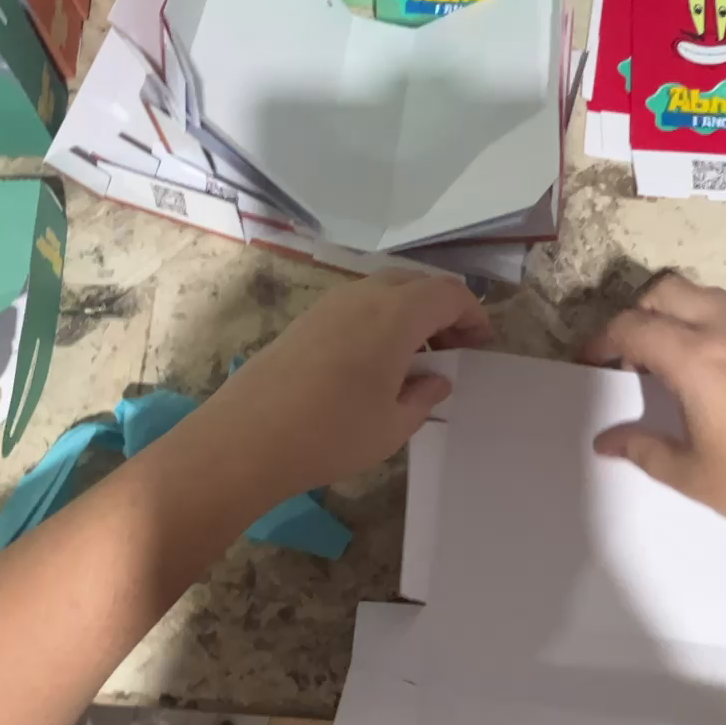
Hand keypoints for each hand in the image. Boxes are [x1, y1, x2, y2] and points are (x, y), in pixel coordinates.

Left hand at [188, 270, 492, 500]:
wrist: (246, 439)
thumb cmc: (331, 434)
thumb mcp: (393, 426)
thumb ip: (424, 397)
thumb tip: (437, 379)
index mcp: (396, 315)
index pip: (449, 294)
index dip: (473, 316)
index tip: (479, 346)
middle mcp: (363, 296)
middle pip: (416, 285)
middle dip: (442, 312)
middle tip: (451, 352)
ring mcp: (328, 305)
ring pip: (383, 292)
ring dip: (408, 316)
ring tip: (413, 361)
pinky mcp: (303, 322)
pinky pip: (355, 307)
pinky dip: (377, 322)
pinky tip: (371, 364)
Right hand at [585, 272, 725, 557]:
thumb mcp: (689, 473)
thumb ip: (642, 449)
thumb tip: (607, 443)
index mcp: (695, 359)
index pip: (632, 327)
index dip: (601, 341)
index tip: (590, 364)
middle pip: (665, 291)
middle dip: (634, 313)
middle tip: (624, 354)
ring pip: (702, 293)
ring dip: (672, 311)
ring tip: (662, 354)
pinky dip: (704, 320)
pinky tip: (704, 364)